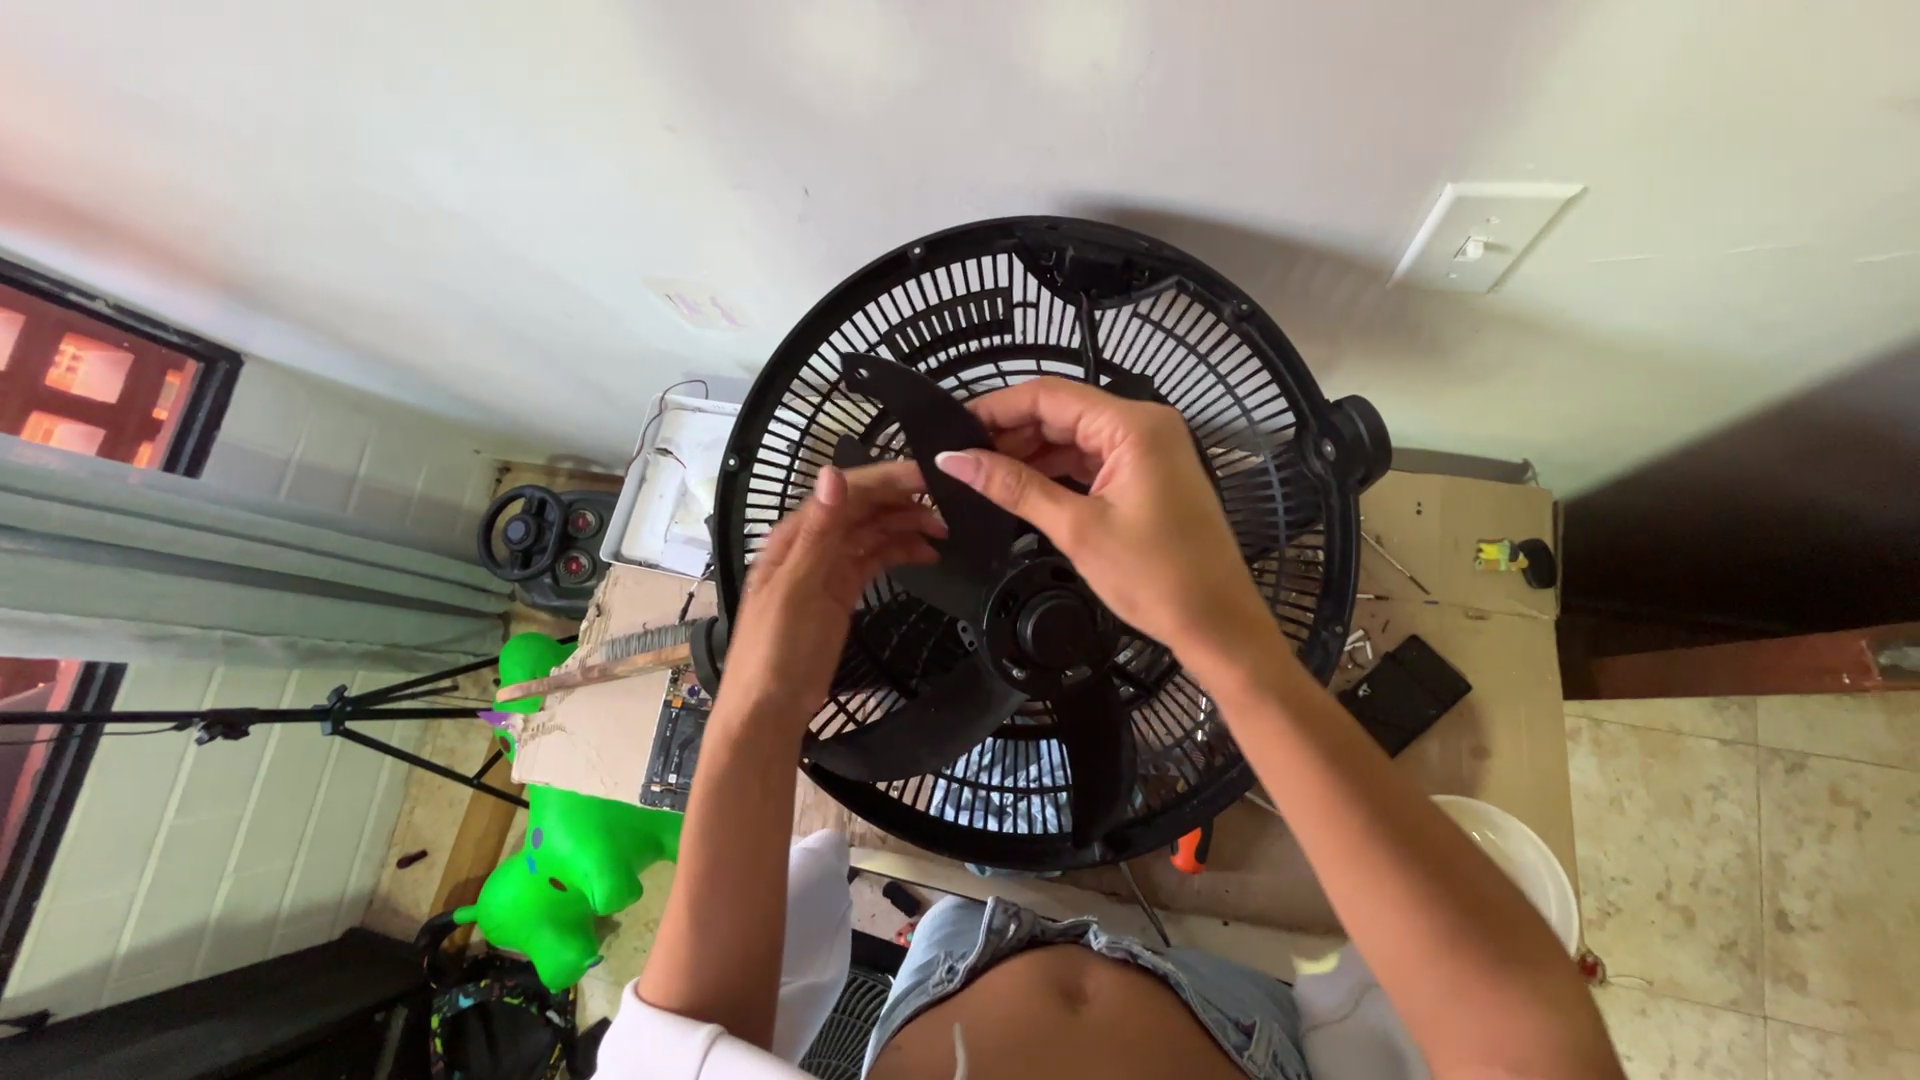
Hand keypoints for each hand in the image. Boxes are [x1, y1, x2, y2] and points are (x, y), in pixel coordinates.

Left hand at [717, 462, 942, 730]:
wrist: (769, 709)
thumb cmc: (775, 650)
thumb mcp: (796, 589)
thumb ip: (818, 533)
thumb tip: (833, 473)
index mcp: (795, 536)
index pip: (845, 493)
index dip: (885, 479)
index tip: (928, 475)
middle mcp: (812, 544)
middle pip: (861, 508)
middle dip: (902, 500)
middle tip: (947, 502)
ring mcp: (828, 568)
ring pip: (872, 533)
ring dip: (906, 525)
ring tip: (944, 530)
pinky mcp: (842, 592)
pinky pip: (874, 560)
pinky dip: (900, 553)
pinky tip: (927, 555)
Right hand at [934, 377, 1272, 659]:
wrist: (1216, 622)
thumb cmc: (1158, 577)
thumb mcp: (1077, 528)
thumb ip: (1014, 487)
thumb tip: (957, 460)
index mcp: (1133, 425)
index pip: (1049, 395)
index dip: (996, 407)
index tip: (953, 425)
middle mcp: (1144, 425)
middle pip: (1061, 412)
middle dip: (1010, 433)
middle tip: (961, 457)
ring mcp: (1148, 449)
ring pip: (1073, 436)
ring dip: (1030, 453)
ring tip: (982, 474)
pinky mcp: (1147, 474)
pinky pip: (1091, 458)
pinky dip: (1056, 470)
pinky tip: (1021, 485)